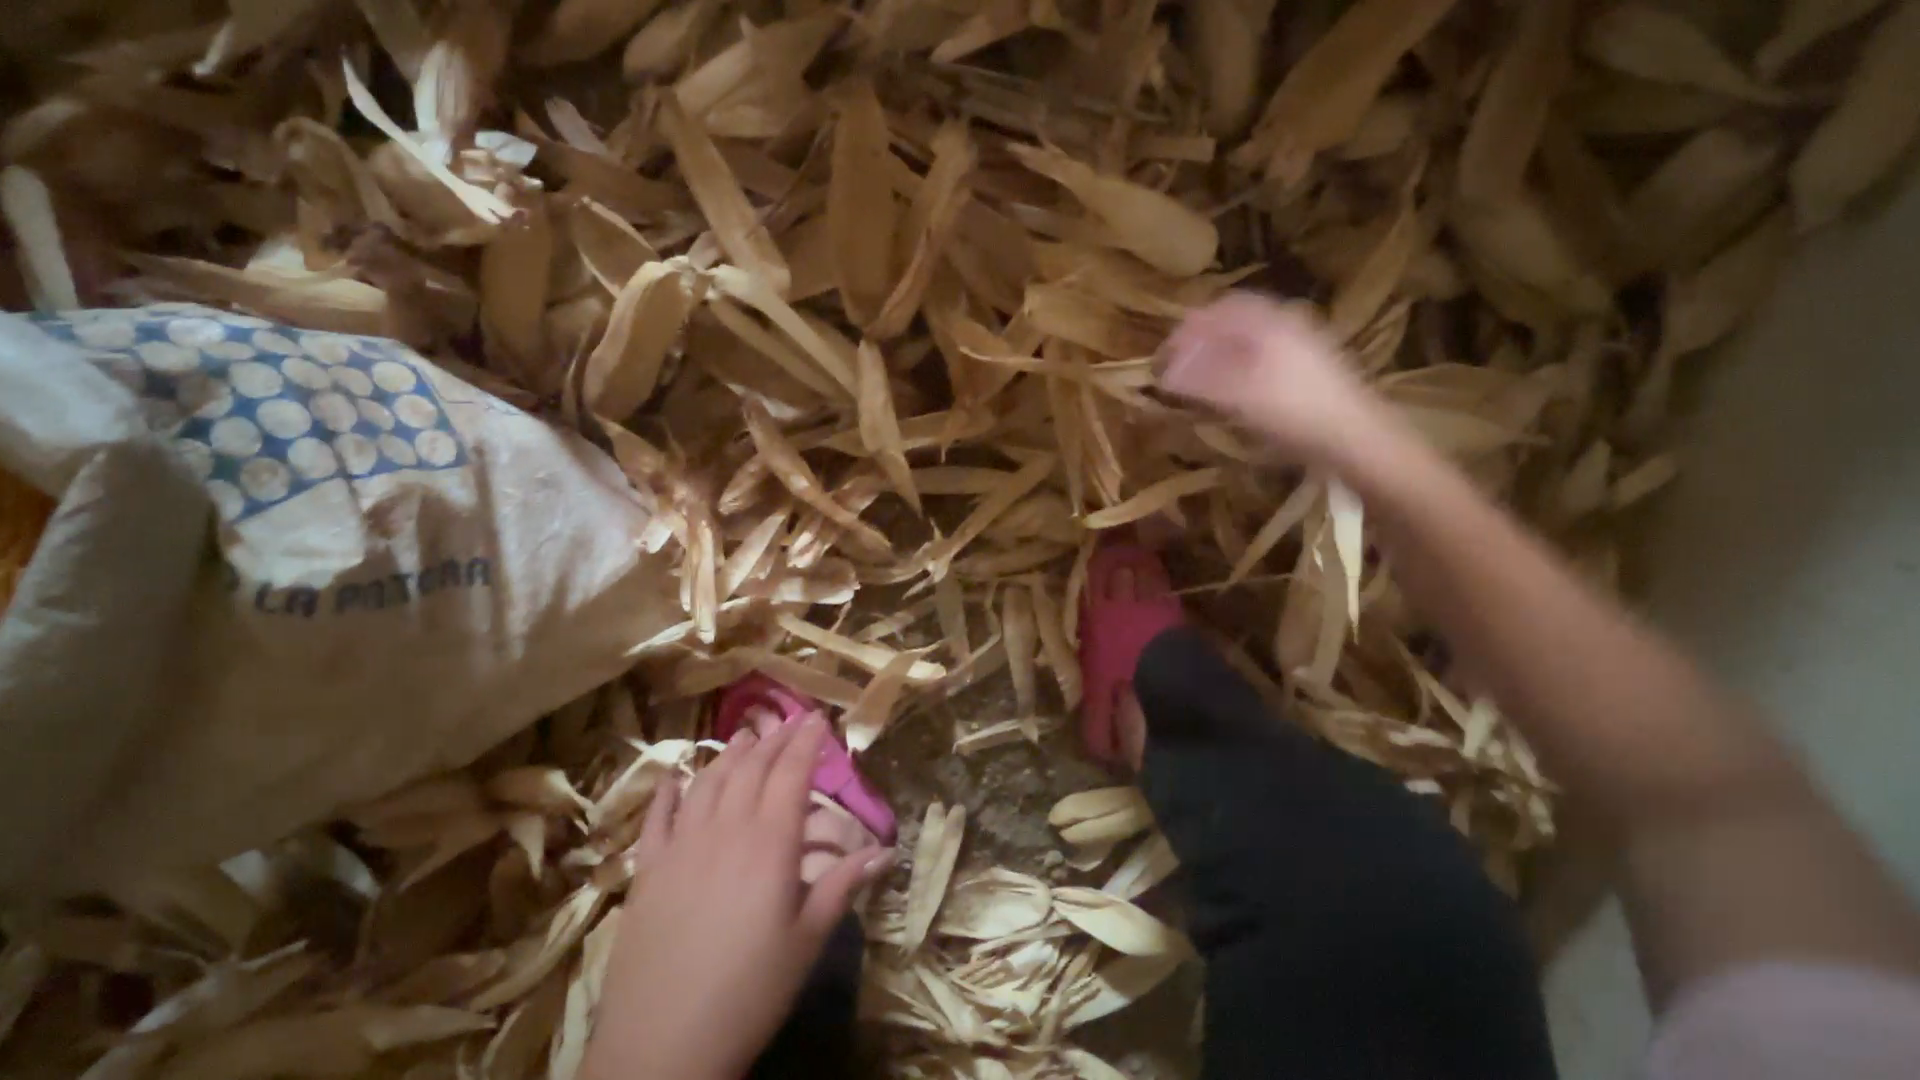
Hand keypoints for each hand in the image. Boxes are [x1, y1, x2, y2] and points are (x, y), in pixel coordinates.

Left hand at [584, 716, 893, 1079]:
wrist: (663, 1042)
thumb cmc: (751, 991)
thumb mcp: (808, 941)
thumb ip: (842, 886)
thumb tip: (884, 850)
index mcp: (768, 844)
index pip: (790, 775)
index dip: (806, 743)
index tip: (818, 718)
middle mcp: (724, 831)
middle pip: (750, 770)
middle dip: (773, 739)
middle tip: (790, 719)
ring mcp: (680, 847)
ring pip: (707, 783)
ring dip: (729, 755)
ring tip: (746, 736)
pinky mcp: (647, 871)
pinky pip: (657, 818)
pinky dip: (669, 791)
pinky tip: (675, 777)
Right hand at [1159, 292, 1394, 468]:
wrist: (1356, 437)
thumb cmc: (1295, 413)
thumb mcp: (1240, 397)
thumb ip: (1200, 380)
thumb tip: (1164, 373)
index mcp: (1268, 322)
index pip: (1215, 310)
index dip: (1184, 332)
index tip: (1164, 358)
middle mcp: (1286, 322)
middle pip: (1234, 320)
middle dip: (1203, 340)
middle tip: (1181, 367)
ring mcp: (1303, 342)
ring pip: (1251, 337)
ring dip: (1222, 352)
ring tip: (1203, 379)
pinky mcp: (1312, 365)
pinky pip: (1266, 352)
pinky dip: (1242, 364)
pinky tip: (1237, 390)